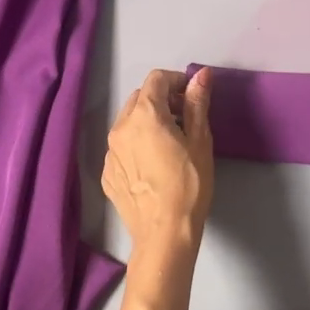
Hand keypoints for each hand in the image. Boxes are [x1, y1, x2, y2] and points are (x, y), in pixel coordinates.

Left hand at [103, 68, 214, 256]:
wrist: (164, 235)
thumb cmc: (189, 183)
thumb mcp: (200, 139)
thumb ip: (197, 101)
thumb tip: (202, 74)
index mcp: (144, 115)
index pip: (156, 79)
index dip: (177, 80)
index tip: (192, 97)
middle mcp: (119, 129)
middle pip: (140, 98)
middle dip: (162, 99)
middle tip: (185, 118)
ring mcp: (110, 154)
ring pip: (128, 122)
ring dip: (148, 121)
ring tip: (170, 143)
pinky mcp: (108, 175)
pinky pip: (122, 147)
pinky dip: (137, 144)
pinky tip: (154, 165)